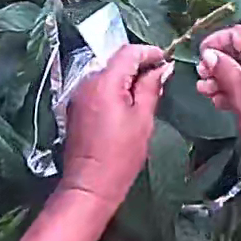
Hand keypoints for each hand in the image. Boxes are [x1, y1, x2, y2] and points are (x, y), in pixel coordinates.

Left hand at [60, 44, 170, 206]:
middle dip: (138, 64)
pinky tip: (127, 103)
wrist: (88, 189)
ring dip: (126, 77)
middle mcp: (88, 83)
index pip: (128, 52)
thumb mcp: (142, 119)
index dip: (149, 52)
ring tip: (145, 92)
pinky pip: (98, 87)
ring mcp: (79, 95)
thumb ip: (151, 87)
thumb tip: (162, 68)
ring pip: (107, 73)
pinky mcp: (76, 107)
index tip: (165, 59)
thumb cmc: (119, 157)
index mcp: (105, 82)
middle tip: (159, 76)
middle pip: (116, 61)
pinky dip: (114, 88)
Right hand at [195, 26, 240, 186]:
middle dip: (220, 64)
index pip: (238, 34)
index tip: (199, 56)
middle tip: (201, 78)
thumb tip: (209, 54)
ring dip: (228, 78)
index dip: (215, 42)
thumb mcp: (239, 92)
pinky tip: (224, 101)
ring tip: (207, 92)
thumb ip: (222, 69)